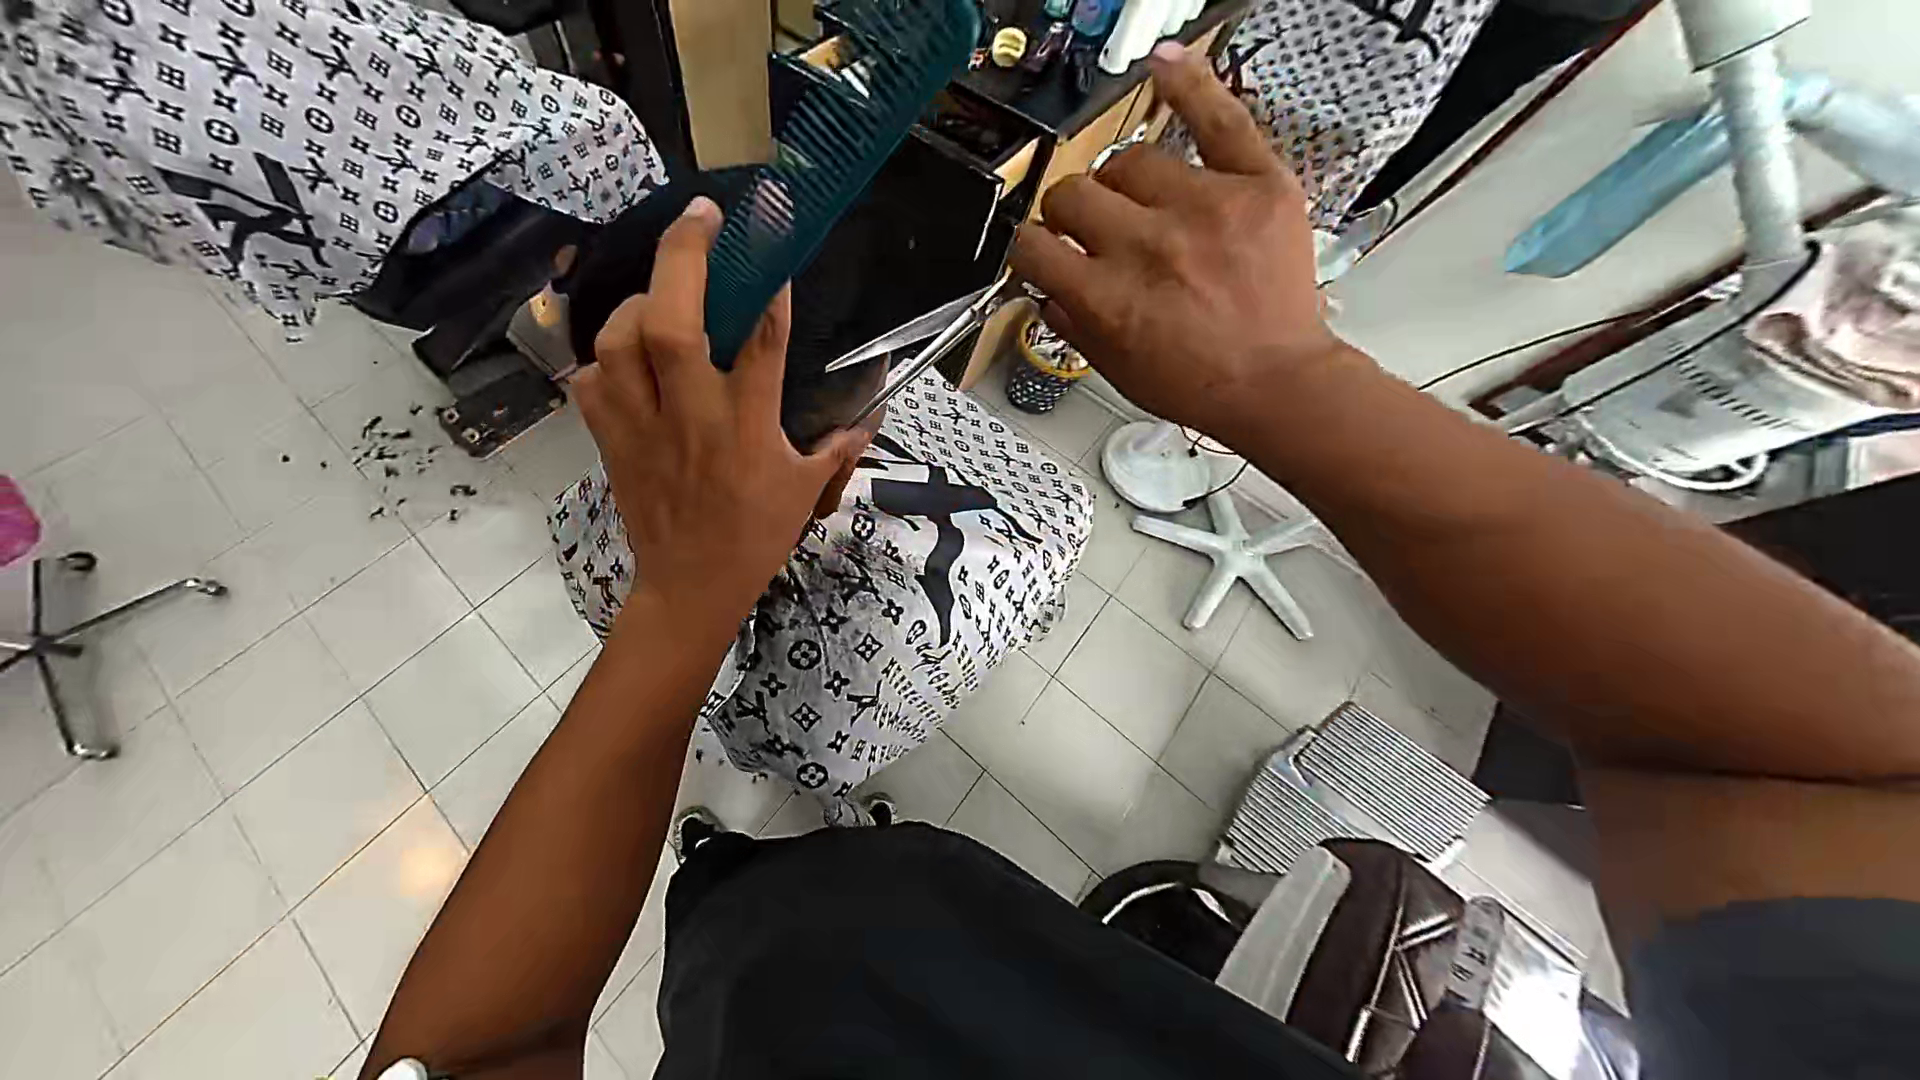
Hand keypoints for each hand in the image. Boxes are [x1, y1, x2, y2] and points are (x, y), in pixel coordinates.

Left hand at [572, 196, 872, 632]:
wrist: (691, 585)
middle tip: (702, 218)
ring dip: (639, 304)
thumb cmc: (755, 536)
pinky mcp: (610, 440)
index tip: (772, 249)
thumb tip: (867, 419)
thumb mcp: (806, 491)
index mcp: (747, 428)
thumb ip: (837, 448)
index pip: (759, 344)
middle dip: (684, 257)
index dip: (768, 291)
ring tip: (661, 297)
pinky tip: (628, 356)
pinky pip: (592, 379)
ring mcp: (643, 426)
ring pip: (621, 341)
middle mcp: (691, 416)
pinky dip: (606, 356)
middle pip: (671, 322)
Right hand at [1010, 42, 1352, 444]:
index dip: (1027, 249)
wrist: (1275, 383)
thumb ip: (1072, 325)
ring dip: (1119, 184)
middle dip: (1068, 214)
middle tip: (1086, 229)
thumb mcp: (1116, 370)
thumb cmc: (1200, 384)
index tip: (1038, 250)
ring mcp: (1203, 208)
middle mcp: (1147, 246)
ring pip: (1129, 160)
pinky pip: (1218, 115)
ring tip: (1136, 205)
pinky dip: (1190, 83)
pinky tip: (1165, 67)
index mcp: (1107, 298)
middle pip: (1073, 194)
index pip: (1033, 246)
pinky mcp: (1255, 185)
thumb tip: (1048, 289)